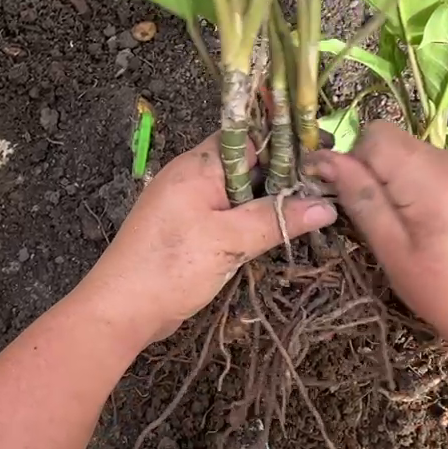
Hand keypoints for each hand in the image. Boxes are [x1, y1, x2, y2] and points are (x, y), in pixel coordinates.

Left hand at [76, 136, 336, 347]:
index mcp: (197, 166)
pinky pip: (225, 214)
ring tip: (313, 211)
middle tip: (326, 189)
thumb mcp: (230, 241)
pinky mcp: (187, 230)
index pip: (247, 138)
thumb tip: (326, 206)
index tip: (321, 157)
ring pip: (237, 192)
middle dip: (281, 177)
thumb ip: (277, 219)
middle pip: (245, 165)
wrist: (121, 310)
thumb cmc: (172, 266)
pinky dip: (249, 221)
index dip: (283, 145)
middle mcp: (191, 177)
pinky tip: (276, 233)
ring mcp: (187, 204)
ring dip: (267, 202)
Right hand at [305, 122, 447, 343]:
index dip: (352, 162)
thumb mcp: (391, 248)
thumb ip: (359, 196)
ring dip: (391, 178)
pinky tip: (423, 222)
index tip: (349, 199)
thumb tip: (322, 159)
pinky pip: (427, 164)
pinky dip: (412, 182)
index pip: (374, 136)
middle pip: (390, 140)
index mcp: (432, 177)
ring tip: (401, 225)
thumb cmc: (442, 292)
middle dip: (371, 170)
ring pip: (407, 151)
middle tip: (377, 218)